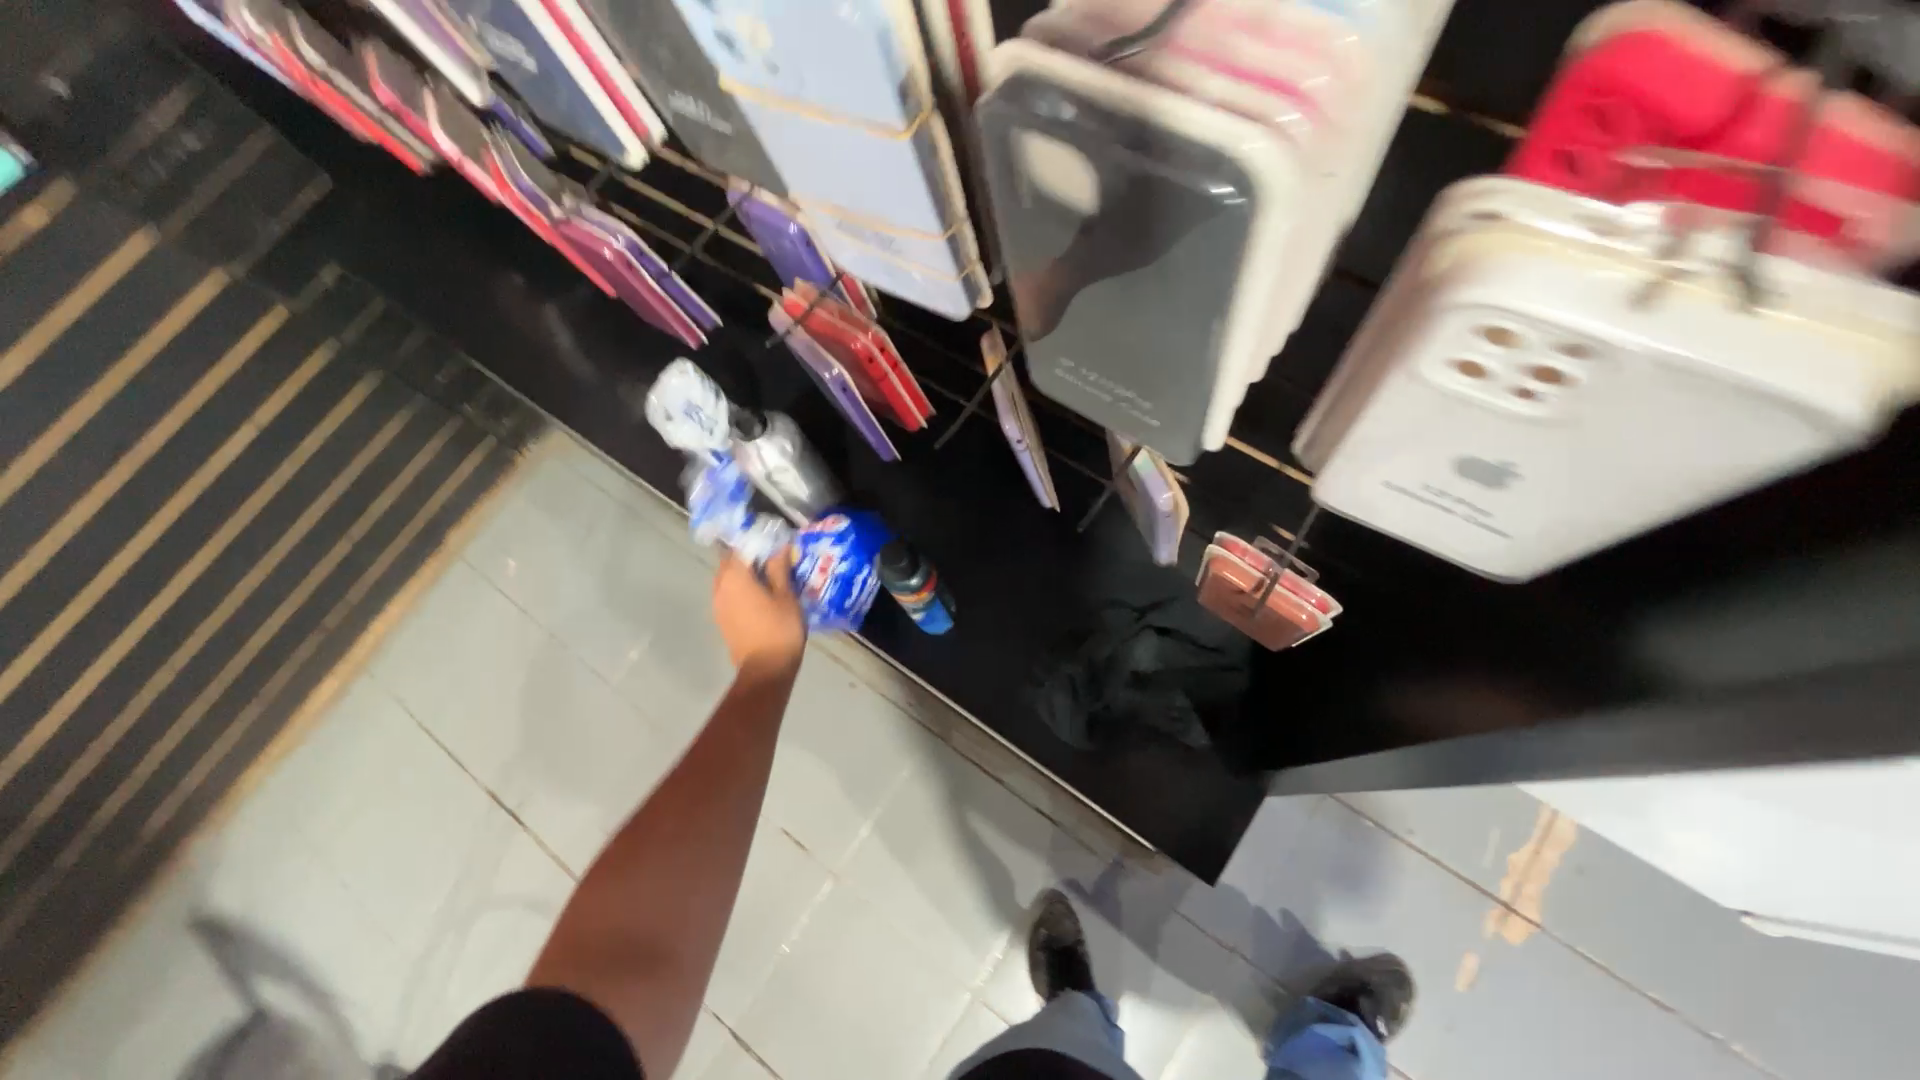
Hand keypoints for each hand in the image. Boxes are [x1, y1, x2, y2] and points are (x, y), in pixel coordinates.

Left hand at [711, 551, 805, 673]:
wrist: (765, 670)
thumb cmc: (780, 629)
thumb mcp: (786, 596)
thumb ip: (779, 569)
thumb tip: (778, 548)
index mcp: (735, 576)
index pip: (739, 547)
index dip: (755, 542)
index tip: (772, 543)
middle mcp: (720, 587)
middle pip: (729, 563)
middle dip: (747, 558)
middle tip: (771, 560)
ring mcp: (718, 605)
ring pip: (727, 580)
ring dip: (744, 575)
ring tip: (768, 579)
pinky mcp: (721, 620)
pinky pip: (729, 595)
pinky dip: (741, 591)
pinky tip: (761, 598)